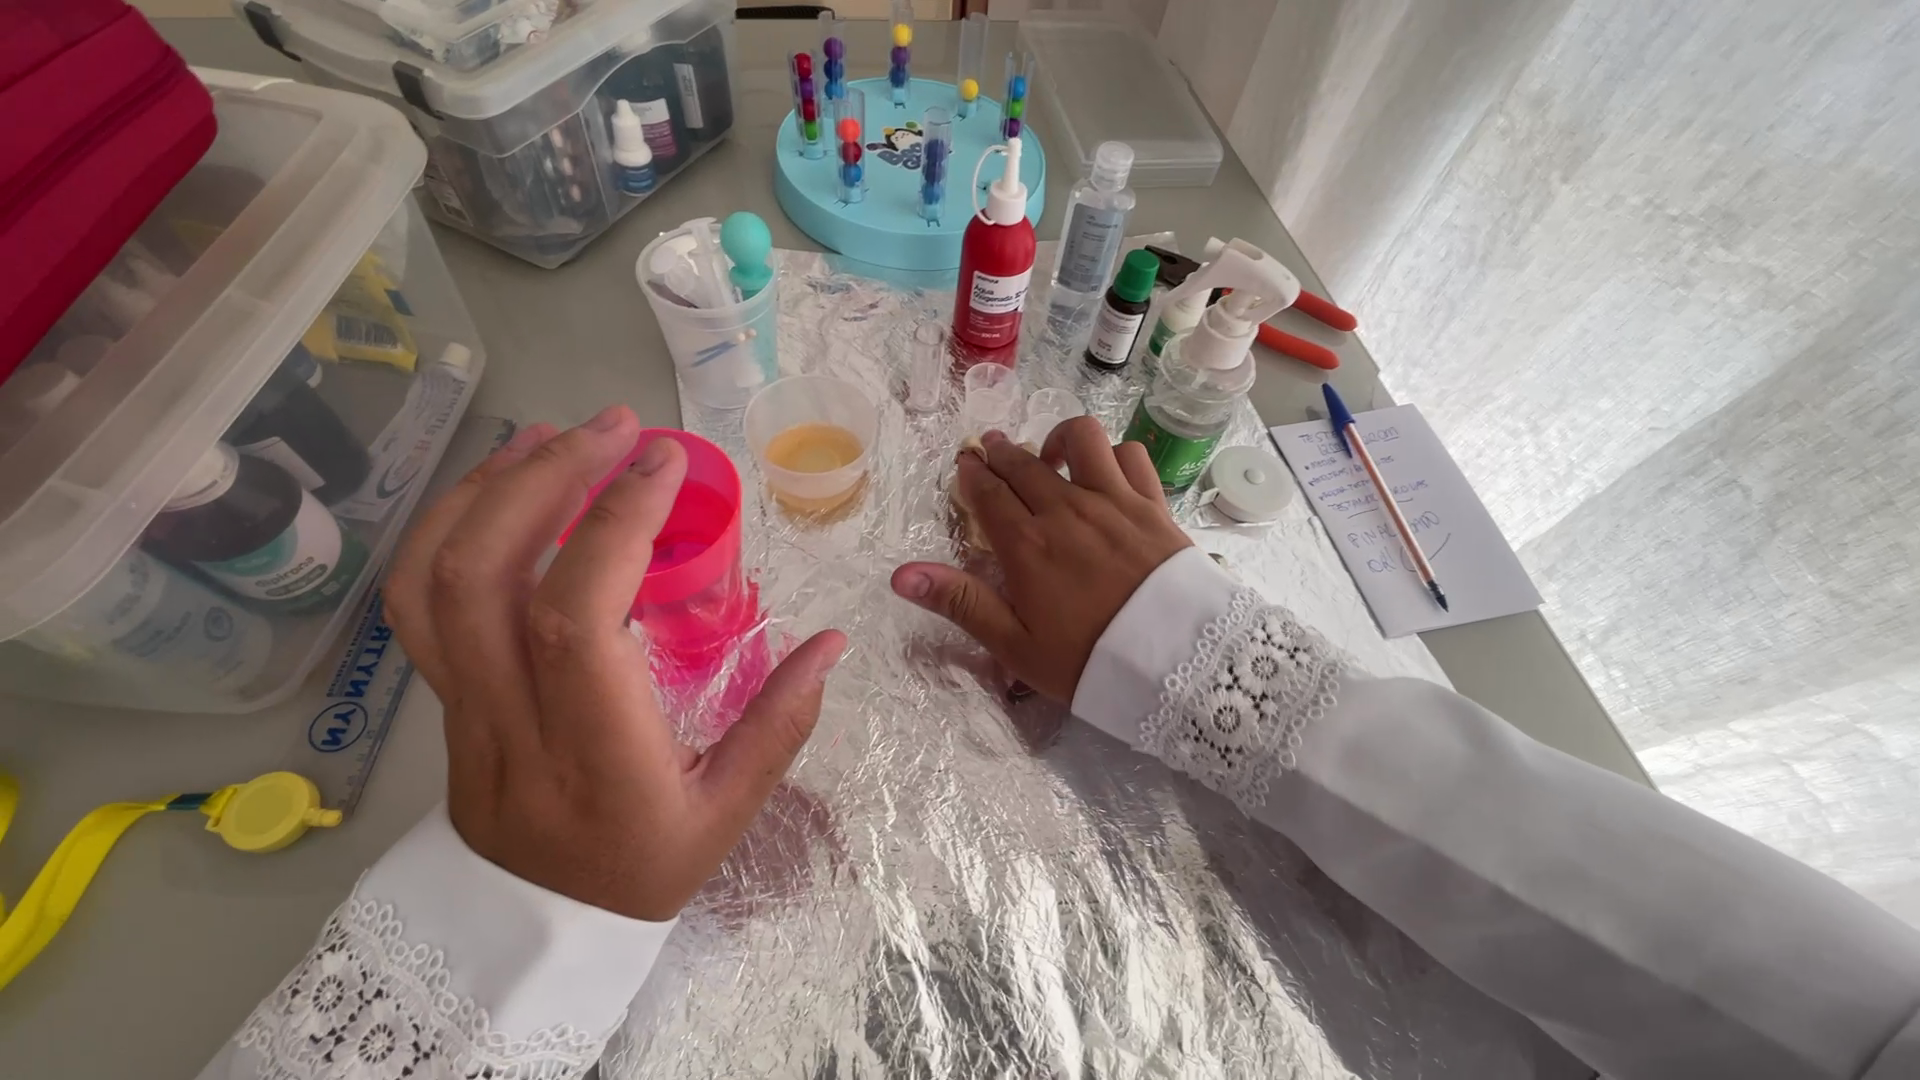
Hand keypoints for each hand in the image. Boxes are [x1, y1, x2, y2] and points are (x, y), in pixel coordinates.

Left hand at [384, 407, 845, 921]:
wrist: (535, 923)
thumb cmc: (643, 866)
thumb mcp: (730, 812)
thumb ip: (782, 724)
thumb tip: (834, 641)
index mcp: (592, 750)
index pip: (576, 617)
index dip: (614, 524)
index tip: (665, 462)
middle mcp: (509, 719)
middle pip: (485, 576)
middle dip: (549, 478)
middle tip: (616, 425)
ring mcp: (460, 705)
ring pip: (432, 579)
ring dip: (489, 488)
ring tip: (552, 435)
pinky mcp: (445, 694)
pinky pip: (418, 599)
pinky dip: (452, 524)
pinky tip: (503, 486)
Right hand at [890, 419, 1191, 701]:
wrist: (1176, 662)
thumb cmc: (1087, 660)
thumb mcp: (1014, 644)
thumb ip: (959, 602)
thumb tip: (900, 575)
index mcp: (1027, 545)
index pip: (989, 494)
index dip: (972, 474)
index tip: (966, 463)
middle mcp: (1066, 510)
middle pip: (1024, 463)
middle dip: (1002, 452)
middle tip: (992, 450)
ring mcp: (1113, 501)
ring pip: (1081, 439)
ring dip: (1058, 438)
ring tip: (1051, 456)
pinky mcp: (1152, 504)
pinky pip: (1131, 456)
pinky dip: (1114, 455)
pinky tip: (1106, 472)